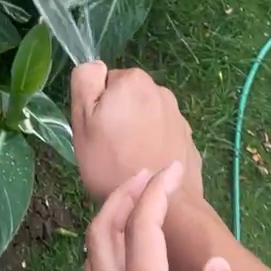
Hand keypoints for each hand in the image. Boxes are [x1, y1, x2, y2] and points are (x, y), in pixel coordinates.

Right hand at [71, 63, 203, 205]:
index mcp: (133, 80)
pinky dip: (154, 146)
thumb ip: (85, 82)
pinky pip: (162, 135)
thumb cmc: (113, 163)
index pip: (106, 82)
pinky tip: (148, 168)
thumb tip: (96, 66)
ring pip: (145, 117)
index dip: (98, 107)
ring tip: (128, 163)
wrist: (166, 205)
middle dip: (118, 118)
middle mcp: (159, 89)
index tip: (98, 132)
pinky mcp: (187, 138)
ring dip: (137, 131)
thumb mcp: (83, 120)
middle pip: (127, 98)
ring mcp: (177, 115)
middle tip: (109, 149)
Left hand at [85, 162, 249, 270]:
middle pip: (102, 232)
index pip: (142, 229)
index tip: (174, 168)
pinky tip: (128, 251)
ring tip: (137, 202)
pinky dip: (106, 251)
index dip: (157, 191)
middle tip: (150, 174)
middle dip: (124, 194)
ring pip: (91, 256)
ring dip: (112, 219)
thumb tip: (218, 265)